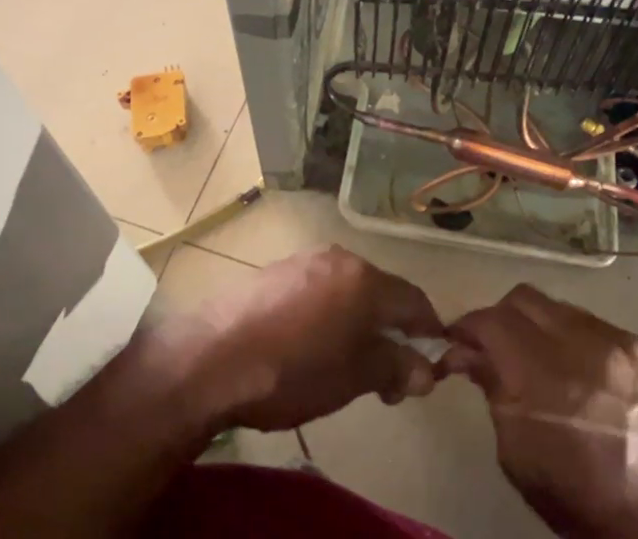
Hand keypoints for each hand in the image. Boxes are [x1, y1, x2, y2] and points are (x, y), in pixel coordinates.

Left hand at [179, 246, 444, 431]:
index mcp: (365, 279)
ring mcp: (301, 262)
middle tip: (385, 377)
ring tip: (344, 366)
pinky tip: (307, 347)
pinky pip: (315, 292)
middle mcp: (338, 259)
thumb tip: (425, 371)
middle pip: (380, 293)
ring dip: (355, 324)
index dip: (428, 334)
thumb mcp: (353, 378)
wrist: (209, 360)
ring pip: (346, 292)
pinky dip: (324, 316)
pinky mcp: (271, 273)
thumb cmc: (292, 371)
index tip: (428, 368)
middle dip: (390, 332)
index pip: (415, 302)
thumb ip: (395, 367)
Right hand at [442, 285, 637, 538]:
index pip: (491, 321)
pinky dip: (571, 336)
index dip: (466, 327)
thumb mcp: (514, 451)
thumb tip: (466, 353)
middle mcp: (581, 344)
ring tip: (533, 357)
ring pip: (558, 306)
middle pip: (524, 299)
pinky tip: (573, 367)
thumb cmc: (572, 493)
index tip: (455, 342)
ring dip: (536, 323)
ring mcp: (615, 341)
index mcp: (544, 375)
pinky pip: (591, 323)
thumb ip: (491, 389)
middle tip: (491, 347)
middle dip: (499, 317)